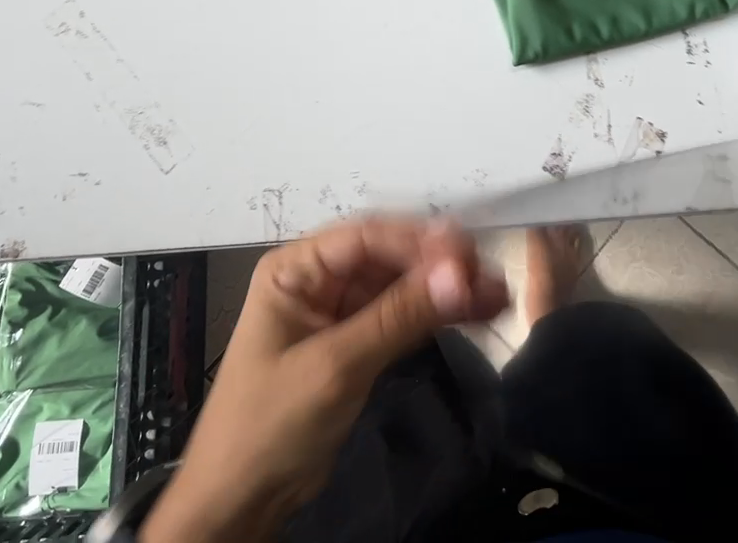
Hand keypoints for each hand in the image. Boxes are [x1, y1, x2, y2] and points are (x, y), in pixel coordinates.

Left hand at [140, 218, 509, 542]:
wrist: (240, 500)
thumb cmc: (269, 424)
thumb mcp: (335, 366)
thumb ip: (398, 317)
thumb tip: (459, 274)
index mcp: (296, 269)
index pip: (366, 237)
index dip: (418, 242)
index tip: (467, 255)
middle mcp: (320, 279)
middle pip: (390, 257)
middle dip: (440, 266)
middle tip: (489, 276)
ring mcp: (341, 311)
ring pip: (404, 286)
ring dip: (448, 290)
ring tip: (497, 294)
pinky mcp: (360, 344)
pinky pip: (406, 318)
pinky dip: (439, 316)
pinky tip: (478, 313)